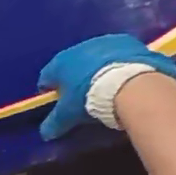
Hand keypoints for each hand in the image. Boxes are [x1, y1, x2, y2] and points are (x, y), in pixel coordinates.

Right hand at [37, 34, 175, 138]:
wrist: (130, 84)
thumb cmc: (90, 98)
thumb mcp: (68, 115)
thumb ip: (54, 123)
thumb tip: (45, 133)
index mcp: (58, 64)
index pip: (47, 78)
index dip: (51, 90)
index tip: (58, 101)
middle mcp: (77, 48)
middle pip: (71, 65)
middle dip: (75, 78)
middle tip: (84, 95)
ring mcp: (102, 42)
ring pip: (94, 57)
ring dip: (97, 68)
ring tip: (107, 85)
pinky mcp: (127, 41)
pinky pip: (118, 53)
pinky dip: (118, 62)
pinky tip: (124, 76)